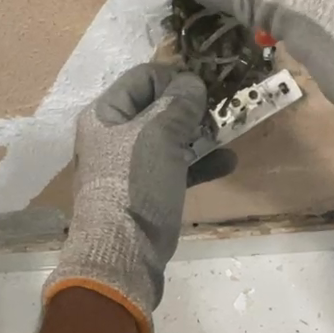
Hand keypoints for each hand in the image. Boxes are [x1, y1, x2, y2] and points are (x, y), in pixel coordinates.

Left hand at [43, 64, 236, 332]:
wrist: (122, 255)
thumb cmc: (134, 186)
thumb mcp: (158, 135)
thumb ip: (178, 104)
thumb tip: (192, 83)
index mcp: (105, 115)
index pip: (142, 78)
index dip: (174, 77)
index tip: (206, 87)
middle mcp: (113, 137)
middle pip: (156, 108)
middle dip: (191, 107)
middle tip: (221, 109)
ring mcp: (130, 168)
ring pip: (169, 140)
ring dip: (200, 135)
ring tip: (229, 133)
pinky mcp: (147, 194)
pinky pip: (176, 169)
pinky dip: (199, 164)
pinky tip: (227, 162)